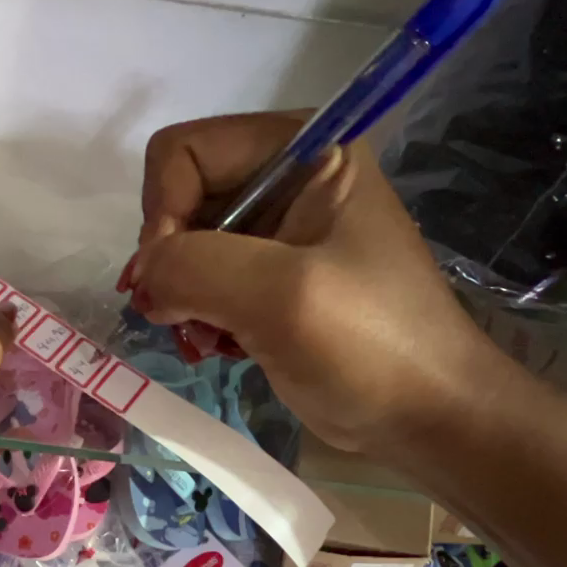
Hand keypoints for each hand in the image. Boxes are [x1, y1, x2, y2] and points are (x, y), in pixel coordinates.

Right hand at [121, 112, 520, 456]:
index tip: (169, 281)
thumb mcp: (279, 295)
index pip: (184, 152)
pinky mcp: (268, 275)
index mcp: (306, 151)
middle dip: (169, 263)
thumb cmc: (368, 346)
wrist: (425, 415)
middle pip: (178, 198)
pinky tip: (216, 346)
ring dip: (178, 296)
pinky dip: (192, 314)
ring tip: (205, 339)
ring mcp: (277, 229)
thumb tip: (142, 279)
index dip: (163, 214)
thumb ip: (194, 268)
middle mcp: (286, 177)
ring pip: (180, 244)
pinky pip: (197, 279)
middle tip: (183, 316)